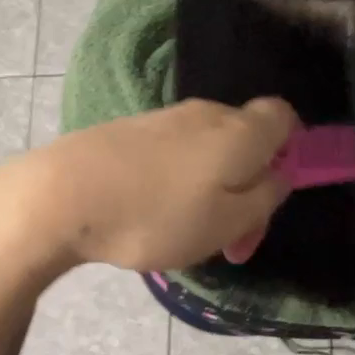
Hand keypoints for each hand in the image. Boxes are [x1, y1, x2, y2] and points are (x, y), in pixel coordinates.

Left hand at [13, 97, 296, 272]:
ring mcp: (164, 120)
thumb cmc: (157, 215)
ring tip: (189, 236)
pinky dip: (177, 184)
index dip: (291, 151)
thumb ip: (265, 197)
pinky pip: (174, 156)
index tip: (273, 194)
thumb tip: (280, 174)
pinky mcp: (131, 132)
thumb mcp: (227, 222)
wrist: (63, 196)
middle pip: (246, 140)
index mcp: (240, 131)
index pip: (285, 117)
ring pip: (208, 152)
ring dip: (212, 191)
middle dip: (248, 187)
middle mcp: (207, 114)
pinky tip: (153, 218)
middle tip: (232, 241)